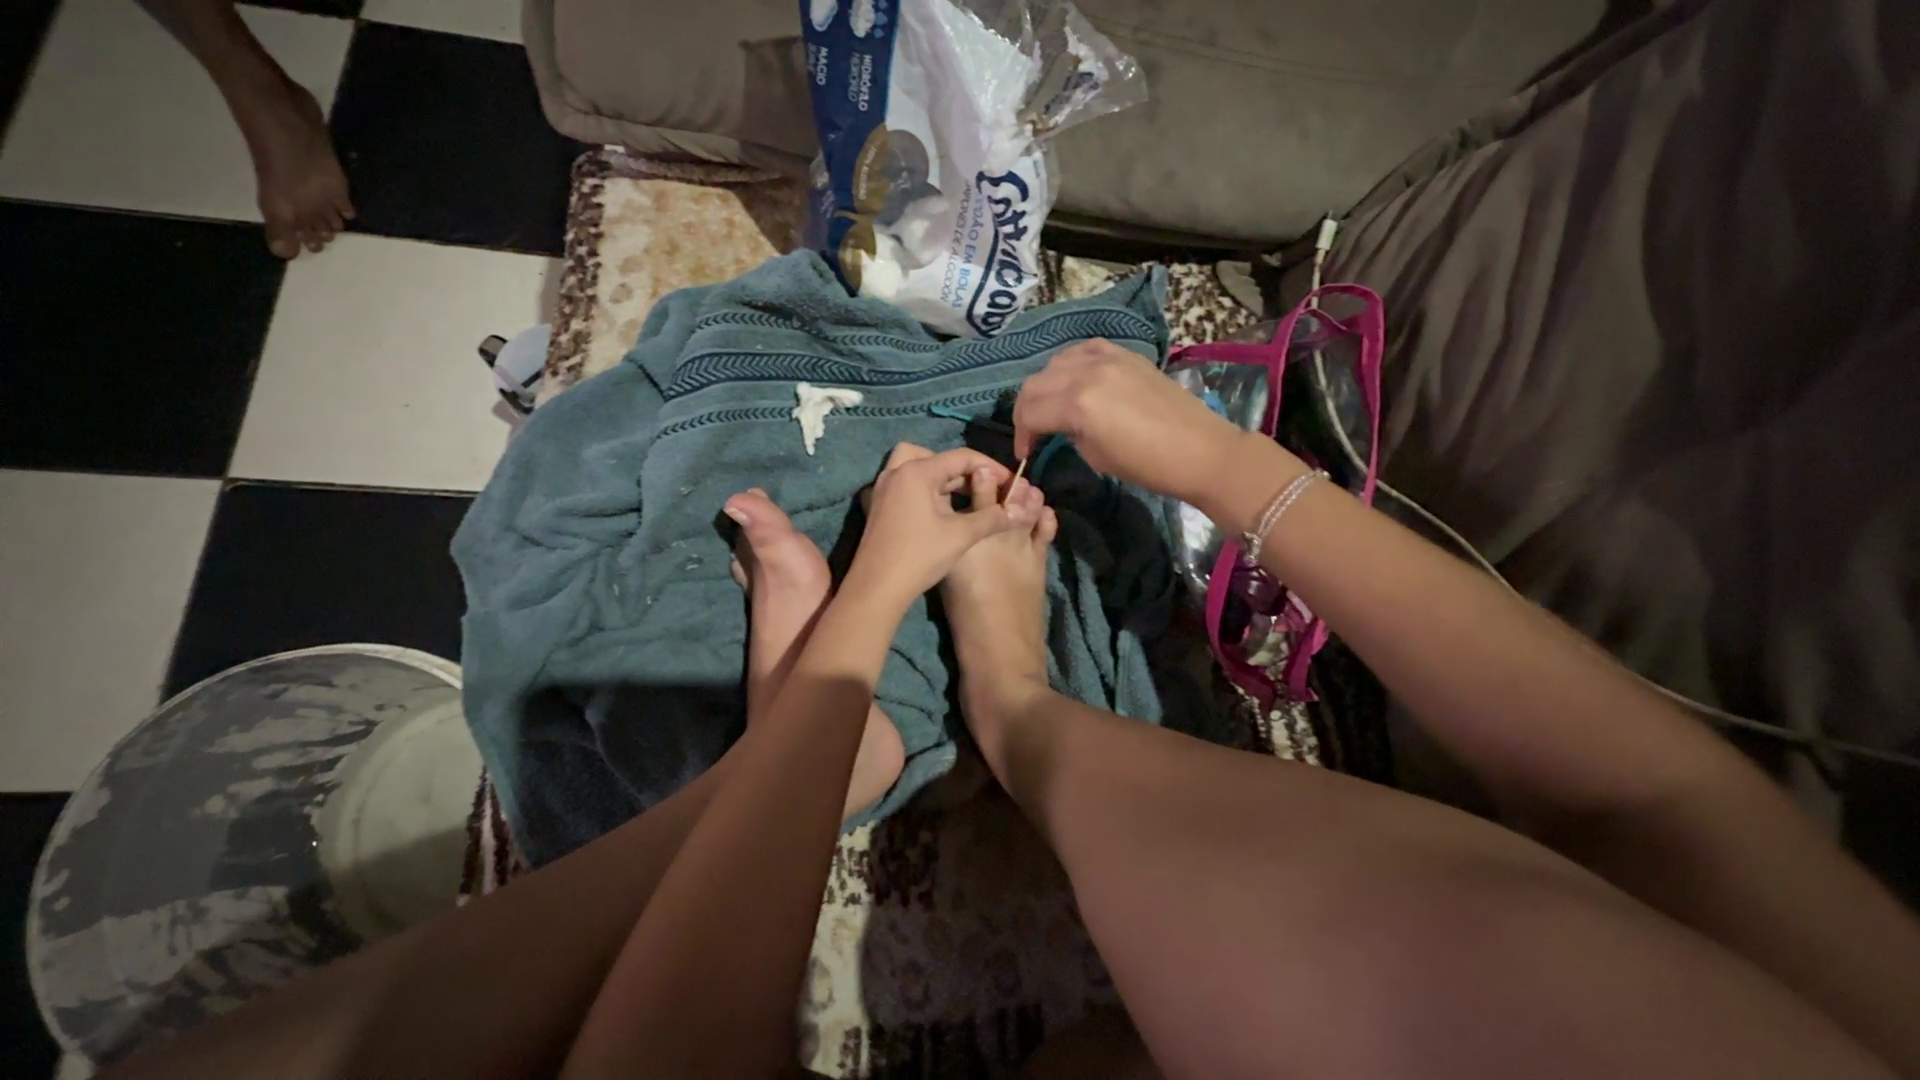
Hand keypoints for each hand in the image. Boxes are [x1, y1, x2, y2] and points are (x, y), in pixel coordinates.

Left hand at [847, 443, 1043, 603]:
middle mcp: (896, 472)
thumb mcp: (961, 535)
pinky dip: (927, 488)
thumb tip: (1021, 509)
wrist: (877, 588)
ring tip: (965, 498)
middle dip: (964, 470)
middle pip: (937, 457)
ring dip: (942, 477)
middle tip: (985, 489)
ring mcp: (884, 488)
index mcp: (916, 472)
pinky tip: (942, 511)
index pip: (961, 457)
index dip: (990, 467)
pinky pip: (907, 483)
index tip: (1010, 484)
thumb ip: (993, 517)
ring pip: (918, 467)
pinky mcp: (879, 505)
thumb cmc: (920, 556)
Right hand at [1013, 339, 1277, 506]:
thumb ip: (1069, 433)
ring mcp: (1107, 357)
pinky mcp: (1125, 354)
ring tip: (1052, 406)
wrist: (1200, 450)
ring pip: (1055, 362)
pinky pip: (1083, 350)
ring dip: (1046, 385)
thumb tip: (1061, 426)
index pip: (1029, 412)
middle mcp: (1086, 372)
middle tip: (1032, 432)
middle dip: (1026, 410)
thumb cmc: (1147, 465)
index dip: (1021, 435)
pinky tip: (1074, 380)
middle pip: (1034, 384)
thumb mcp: (1096, 456)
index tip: (1026, 453)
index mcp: (1077, 403)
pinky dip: (1070, 364)